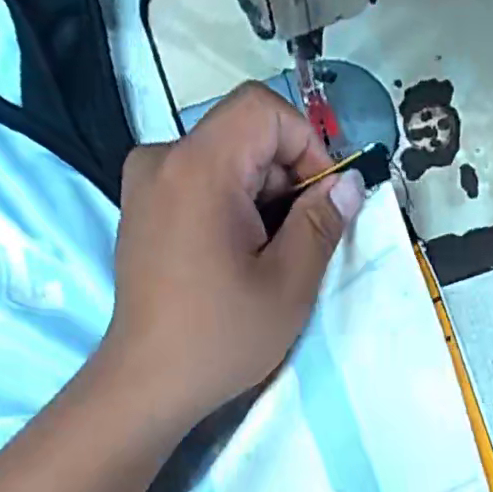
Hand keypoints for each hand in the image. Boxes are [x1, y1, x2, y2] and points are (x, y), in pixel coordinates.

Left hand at [105, 82, 367, 422]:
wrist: (149, 382)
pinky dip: (234, 209)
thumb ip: (321, 223)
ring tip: (273, 260)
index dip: (307, 145)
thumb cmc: (223, 337)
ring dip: (264, 200)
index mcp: (198, 168)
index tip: (324, 201)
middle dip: (288, 179)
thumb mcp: (289, 284)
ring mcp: (146, 184)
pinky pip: (201, 186)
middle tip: (305, 241)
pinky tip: (241, 260)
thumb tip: (349, 183)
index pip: (263, 109)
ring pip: (226, 163)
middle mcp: (162, 159)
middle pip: (244, 136)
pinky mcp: (143, 210)